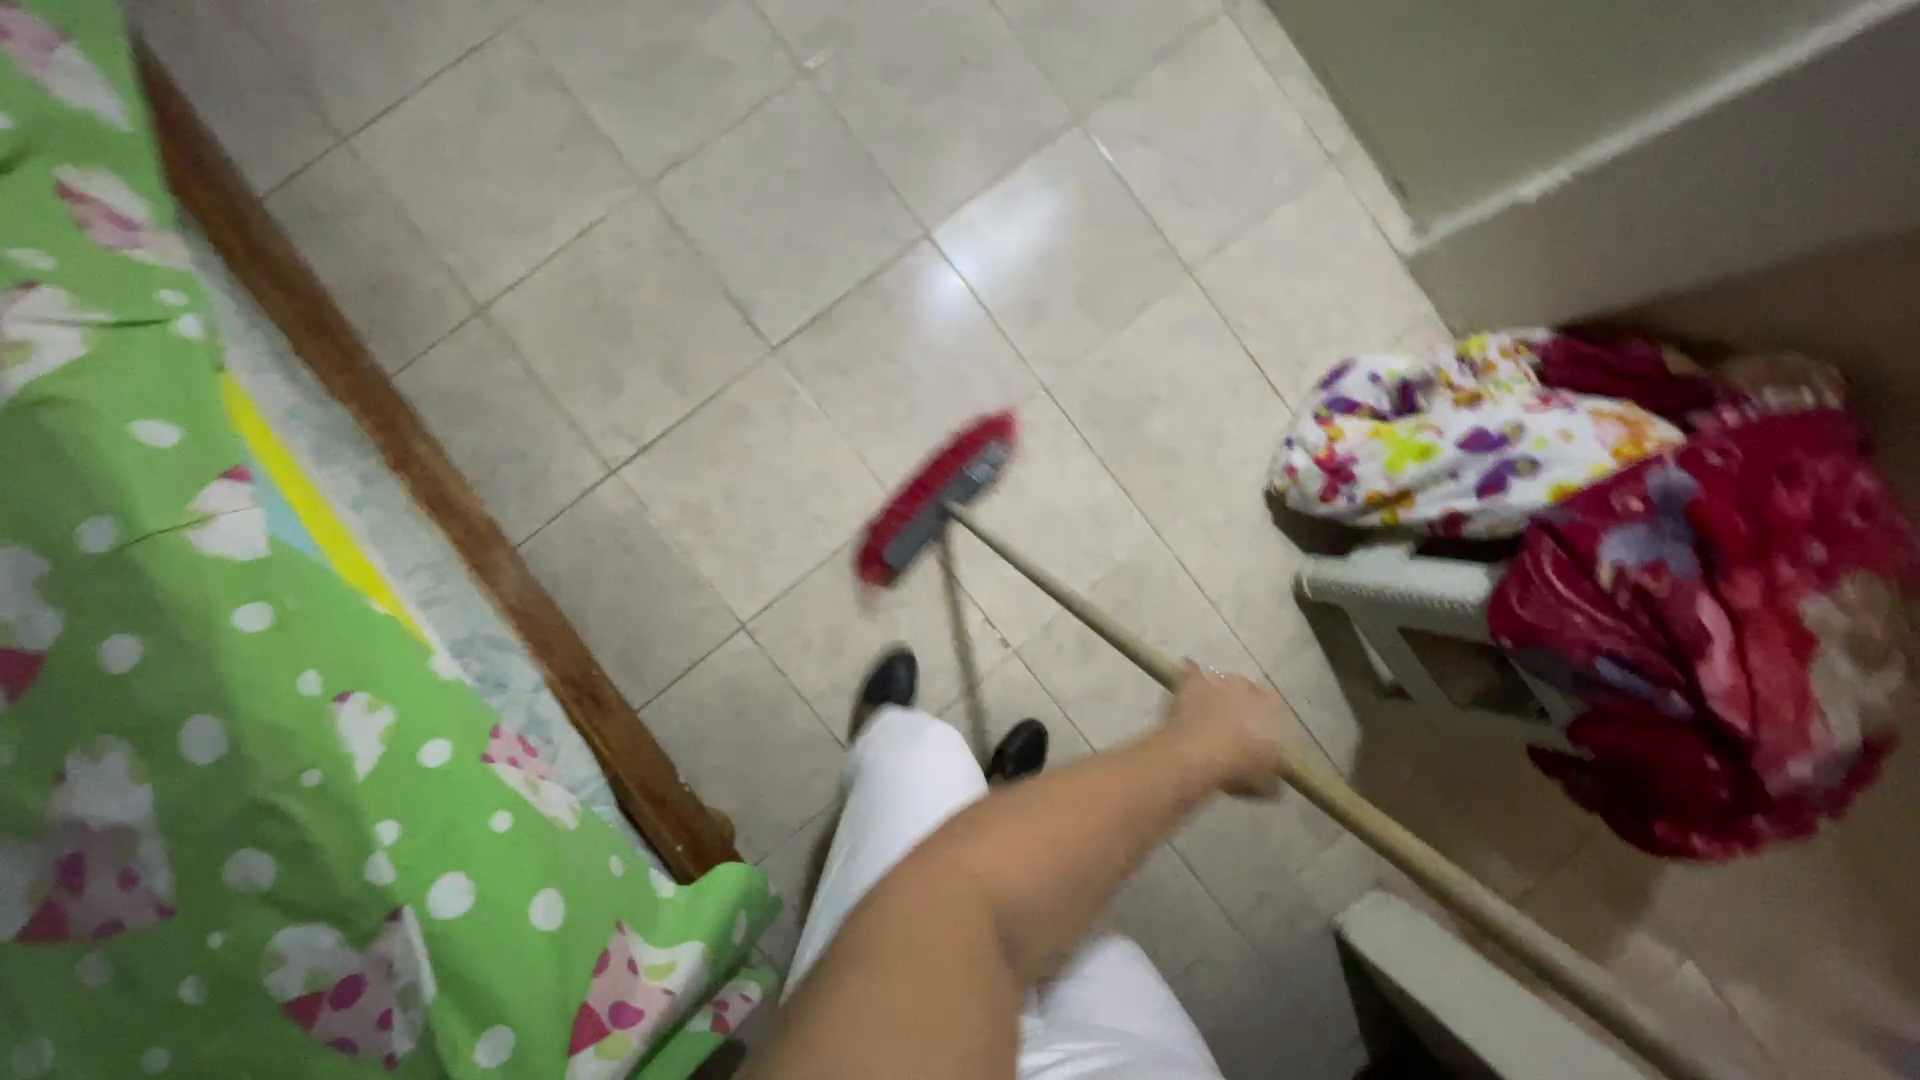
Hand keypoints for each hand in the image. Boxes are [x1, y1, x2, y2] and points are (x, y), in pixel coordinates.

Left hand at [1164, 662, 1297, 797]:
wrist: (1198, 754)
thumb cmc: (1238, 767)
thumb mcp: (1264, 783)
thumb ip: (1271, 778)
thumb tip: (1272, 782)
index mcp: (1269, 708)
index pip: (1273, 704)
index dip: (1264, 716)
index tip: (1257, 729)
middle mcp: (1246, 687)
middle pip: (1245, 688)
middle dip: (1239, 701)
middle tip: (1230, 722)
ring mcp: (1216, 681)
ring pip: (1219, 679)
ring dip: (1215, 690)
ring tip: (1207, 707)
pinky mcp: (1191, 682)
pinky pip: (1190, 671)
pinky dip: (1189, 673)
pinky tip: (1186, 672)